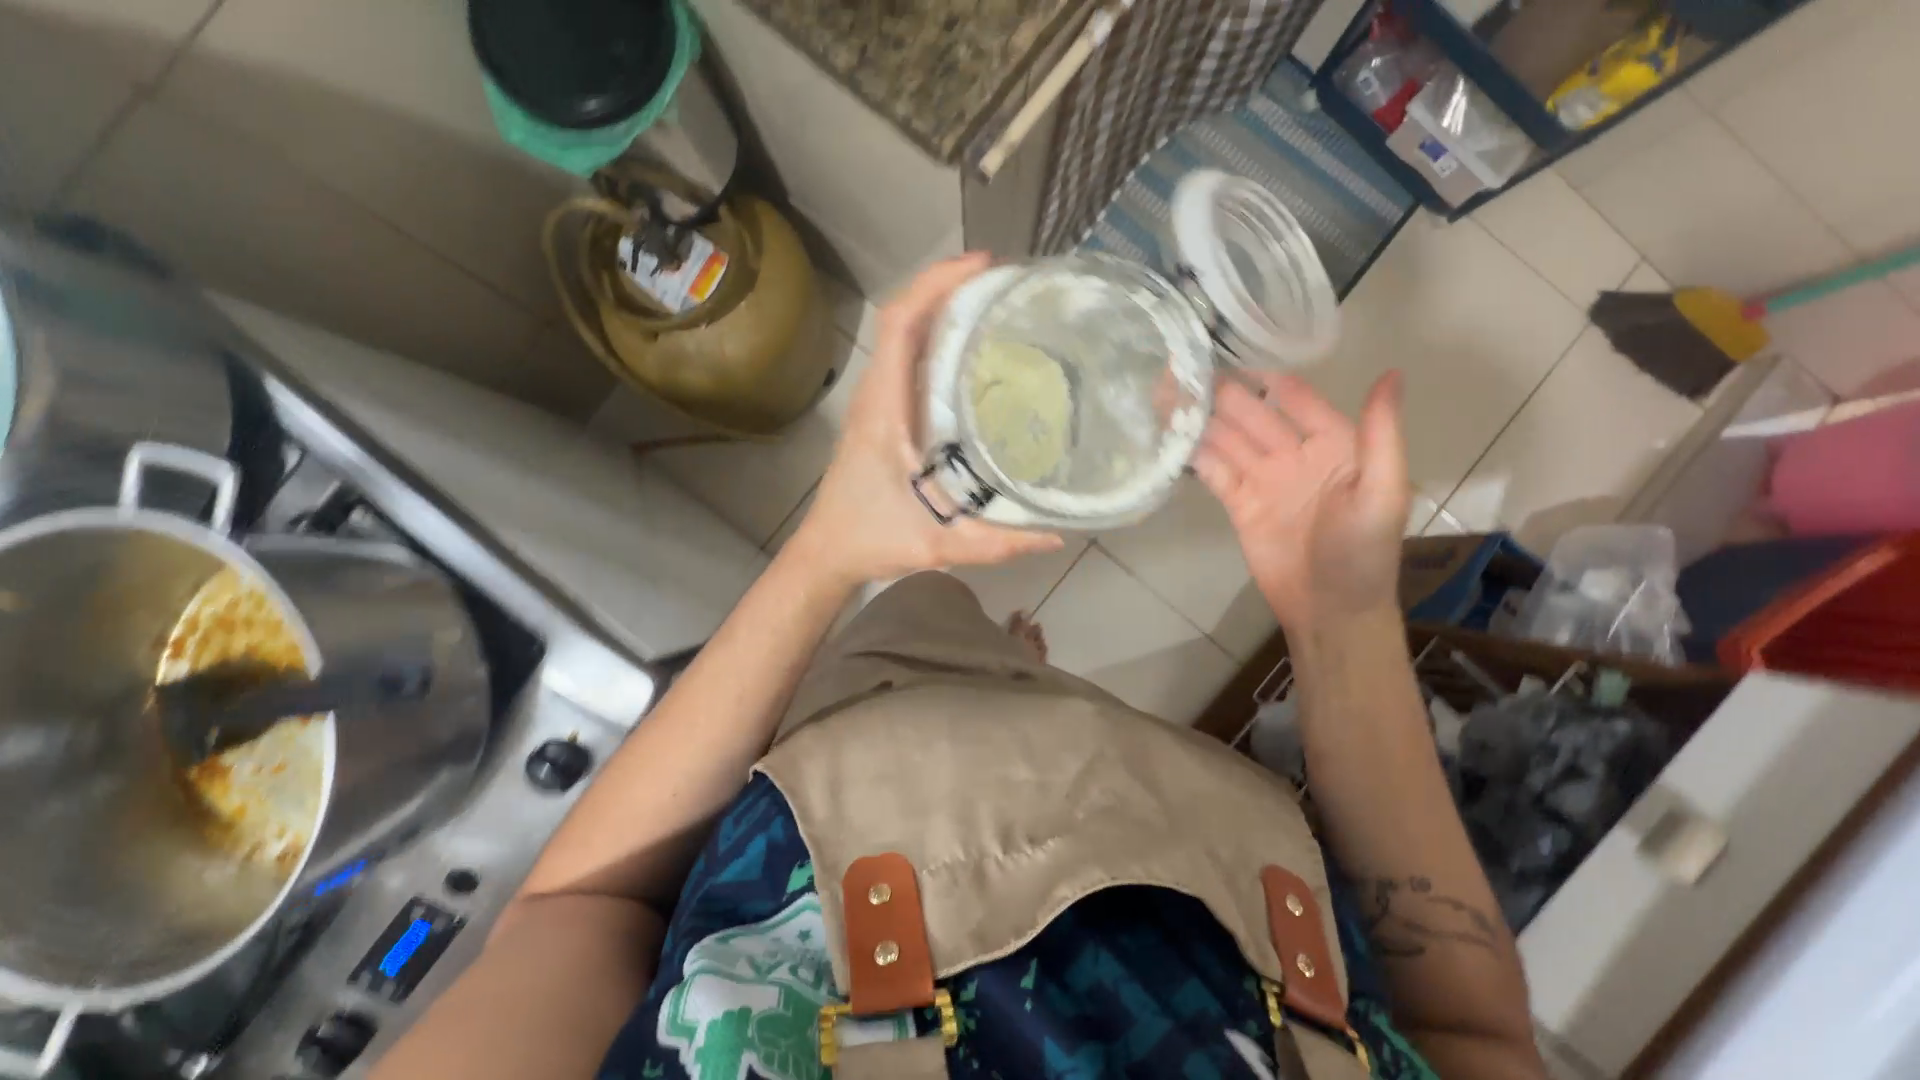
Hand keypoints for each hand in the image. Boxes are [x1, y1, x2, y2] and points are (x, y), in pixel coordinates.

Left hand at [786, 254, 1064, 587]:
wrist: (826, 553)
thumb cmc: (870, 540)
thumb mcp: (937, 546)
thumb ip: (997, 544)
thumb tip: (1055, 538)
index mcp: (883, 409)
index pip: (901, 325)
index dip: (937, 284)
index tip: (983, 266)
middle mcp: (876, 394)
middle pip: (905, 317)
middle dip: (949, 287)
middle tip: (1005, 282)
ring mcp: (876, 400)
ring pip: (905, 334)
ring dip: (942, 308)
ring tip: (995, 301)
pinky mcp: (881, 412)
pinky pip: (907, 357)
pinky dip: (937, 337)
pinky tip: (974, 348)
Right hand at [1194, 371, 1410, 631]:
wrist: (1332, 610)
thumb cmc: (1363, 552)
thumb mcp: (1382, 491)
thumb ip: (1381, 434)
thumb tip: (1391, 372)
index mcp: (1333, 444)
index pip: (1296, 399)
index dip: (1267, 378)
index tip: (1233, 357)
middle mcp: (1295, 454)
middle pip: (1254, 415)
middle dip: (1224, 395)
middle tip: (1184, 372)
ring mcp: (1265, 479)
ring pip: (1229, 440)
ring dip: (1201, 420)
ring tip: (1167, 397)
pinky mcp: (1240, 504)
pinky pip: (1216, 472)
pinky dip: (1195, 455)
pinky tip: (1170, 437)